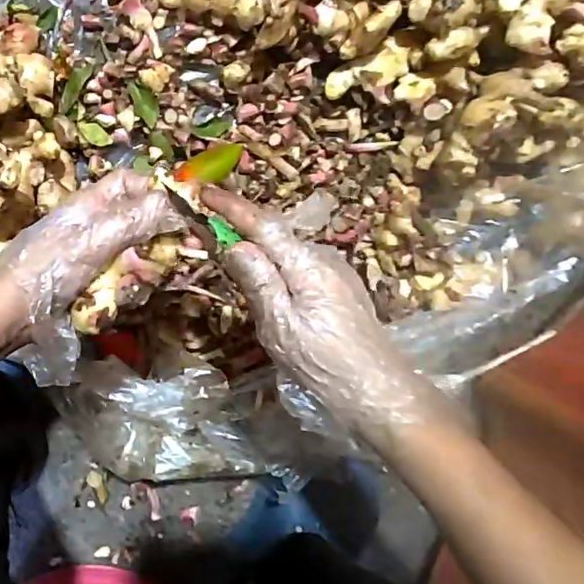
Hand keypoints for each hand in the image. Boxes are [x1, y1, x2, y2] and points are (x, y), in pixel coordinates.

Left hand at [0, 170, 184, 380]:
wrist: (17, 310)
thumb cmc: (53, 264)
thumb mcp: (98, 236)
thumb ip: (139, 217)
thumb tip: (178, 201)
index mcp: (94, 202)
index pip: (131, 183)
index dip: (157, 190)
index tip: (184, 210)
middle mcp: (98, 224)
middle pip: (143, 223)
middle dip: (163, 240)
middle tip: (186, 253)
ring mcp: (97, 256)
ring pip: (139, 256)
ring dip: (146, 269)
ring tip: (139, 281)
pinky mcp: (96, 283)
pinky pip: (126, 281)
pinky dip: (129, 290)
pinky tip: (120, 298)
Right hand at [202, 187, 459, 451]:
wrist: (379, 392)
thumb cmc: (325, 364)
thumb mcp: (281, 327)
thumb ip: (258, 282)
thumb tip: (235, 244)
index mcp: (307, 265)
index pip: (263, 224)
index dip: (231, 207)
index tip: (204, 191)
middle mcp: (323, 258)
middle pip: (274, 232)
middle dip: (238, 226)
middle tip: (204, 230)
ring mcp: (334, 271)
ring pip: (285, 249)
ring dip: (255, 246)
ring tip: (226, 254)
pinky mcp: (338, 287)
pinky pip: (296, 263)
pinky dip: (272, 262)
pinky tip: (262, 278)